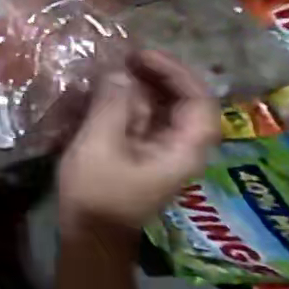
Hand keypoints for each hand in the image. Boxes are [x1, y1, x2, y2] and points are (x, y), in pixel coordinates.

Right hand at [56, 50, 218, 237]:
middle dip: (157, 76)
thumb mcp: (99, 145)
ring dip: (139, 88)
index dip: (174, 72)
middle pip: (183, 103)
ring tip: (110, 69)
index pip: (198, 101)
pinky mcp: (139, 157)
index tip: (140, 54)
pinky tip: (104, 95)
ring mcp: (160, 153)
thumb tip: (117, 74)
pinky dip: (126, 104)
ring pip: (160, 112)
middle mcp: (181, 148)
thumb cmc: (98, 190)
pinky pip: (141, 122)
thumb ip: (111, 107)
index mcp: (184, 148)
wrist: (90, 233)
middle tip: (123, 56)